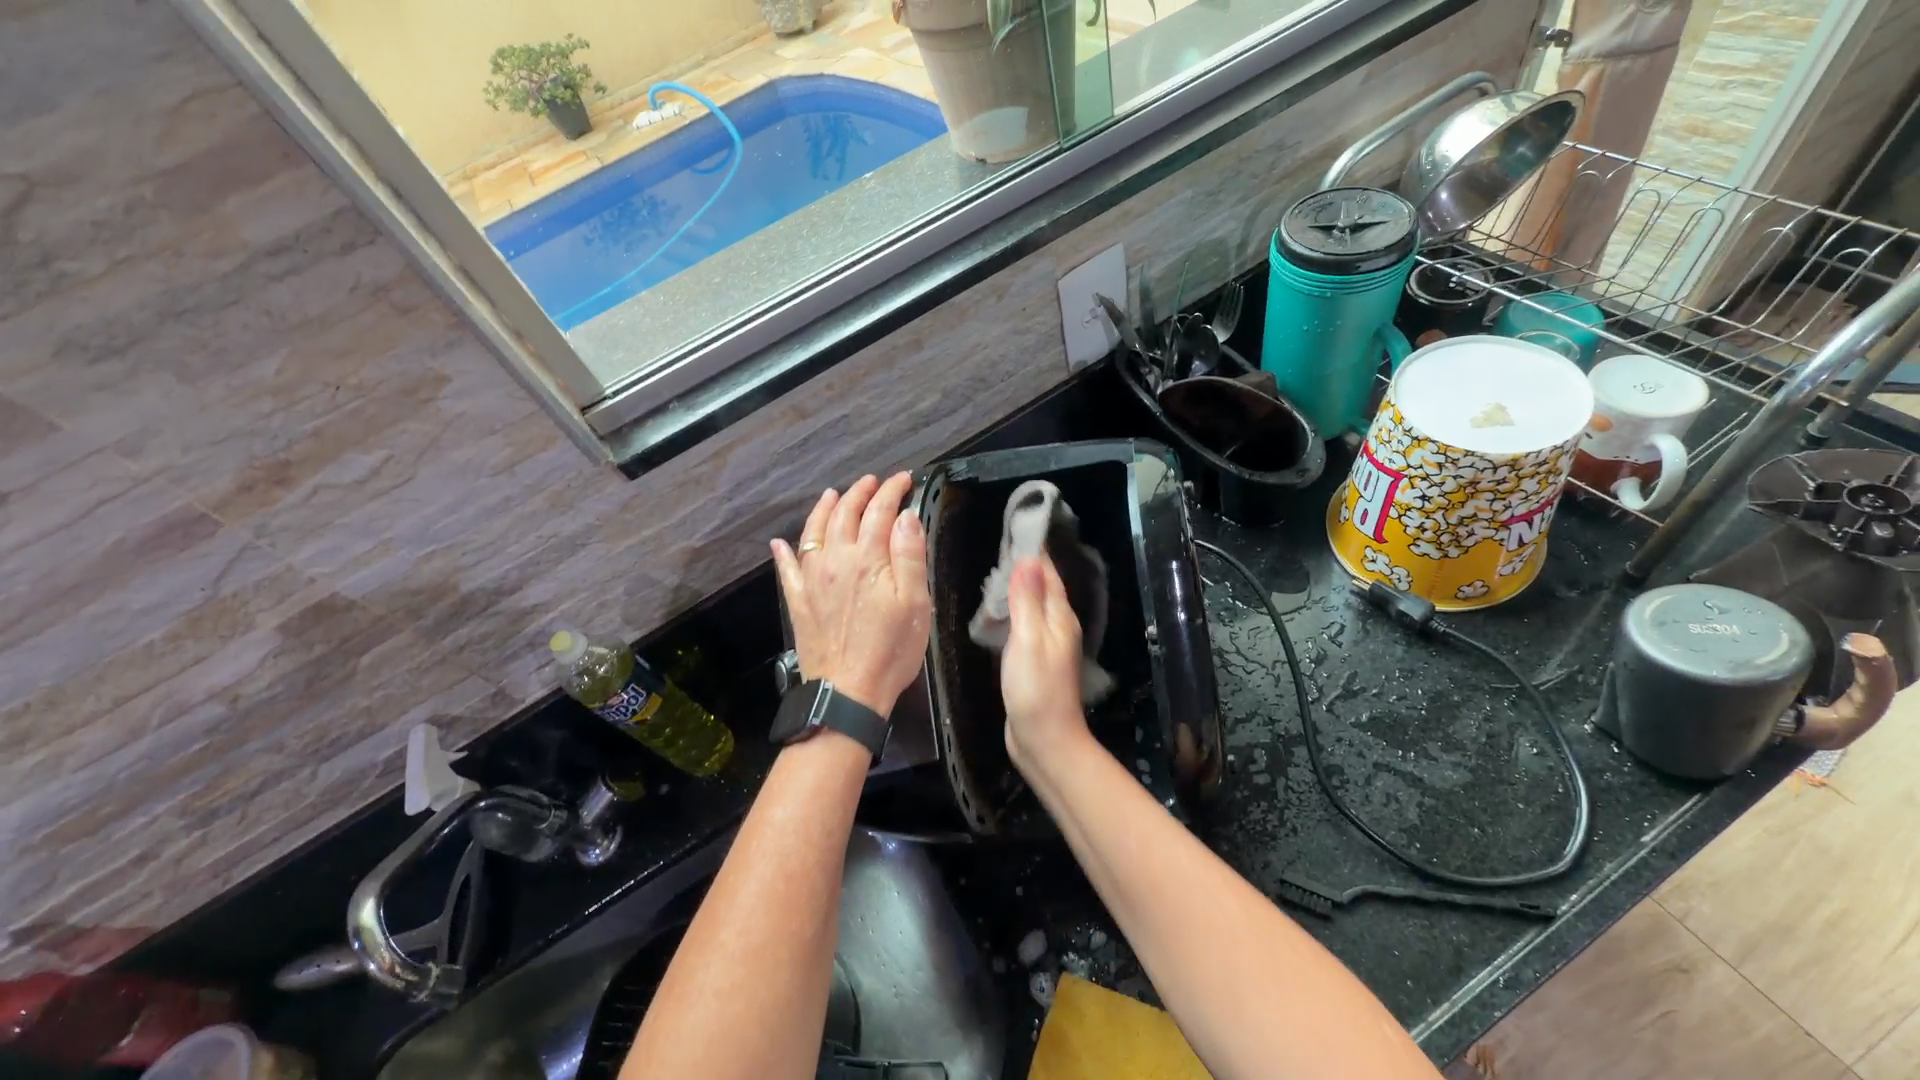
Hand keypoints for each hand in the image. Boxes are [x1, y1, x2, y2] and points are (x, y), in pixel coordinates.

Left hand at [771, 473, 931, 717]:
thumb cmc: (890, 650)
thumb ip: (910, 556)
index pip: (880, 511)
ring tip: (833, 495)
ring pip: (814, 532)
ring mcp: (812, 580)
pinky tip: (780, 544)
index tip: (904, 479)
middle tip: (873, 482)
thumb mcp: (915, 603)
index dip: (893, 491)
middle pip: (845, 514)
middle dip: (860, 492)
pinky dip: (784, 552)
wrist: (847, 692)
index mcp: (868, 559)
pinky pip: (787, 569)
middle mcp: (836, 560)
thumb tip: (906, 516)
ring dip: (824, 509)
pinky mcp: (798, 602)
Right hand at [1000, 556, 1093, 772]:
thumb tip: (1029, 557)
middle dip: (1025, 566)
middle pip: (1043, 588)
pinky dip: (1012, 612)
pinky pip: (1024, 626)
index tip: (1017, 525)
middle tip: (999, 545)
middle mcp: (1059, 627)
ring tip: (993, 572)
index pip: (1049, 573)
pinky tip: (996, 613)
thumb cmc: (1035, 688)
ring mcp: (1048, 646)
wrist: (1043, 740)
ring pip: (1033, 607)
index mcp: (1061, 617)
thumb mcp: (1028, 638)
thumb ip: (1027, 599)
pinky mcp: (1035, 662)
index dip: (1035, 550)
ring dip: (1018, 589)